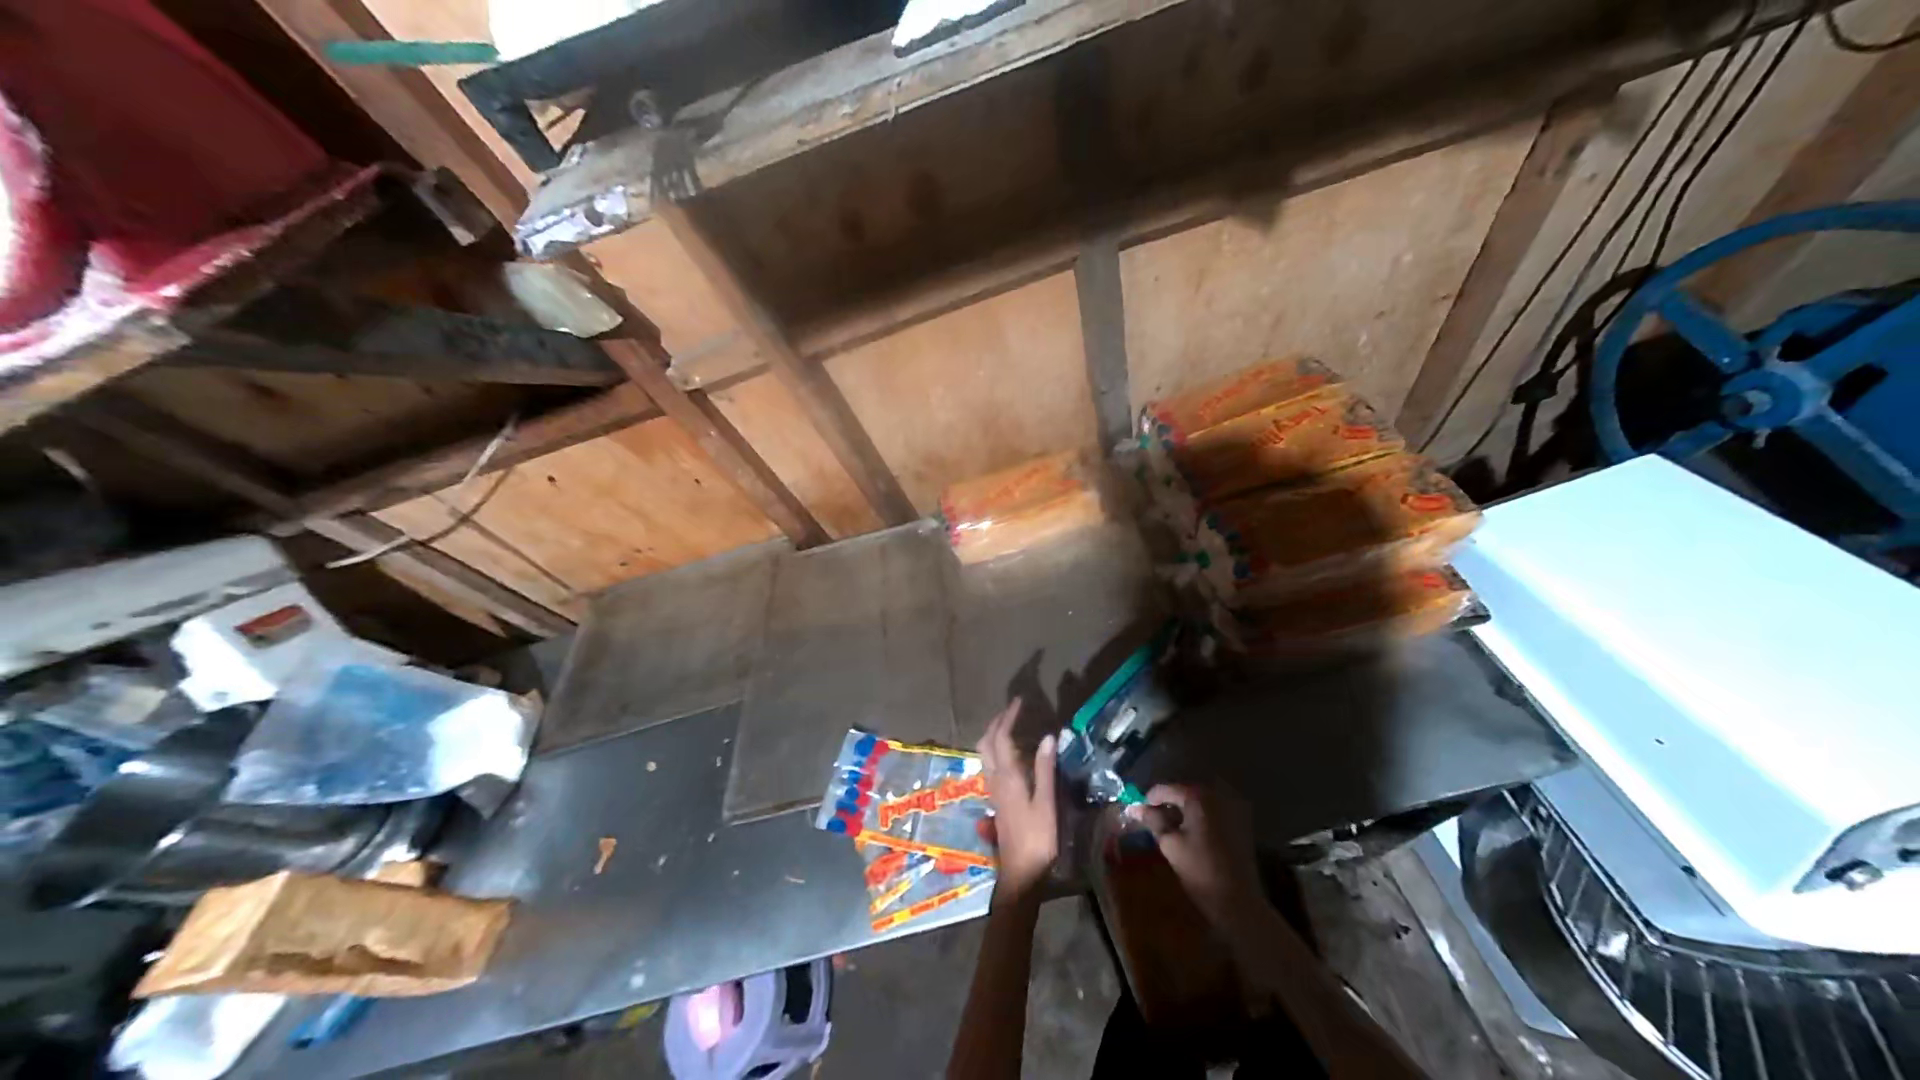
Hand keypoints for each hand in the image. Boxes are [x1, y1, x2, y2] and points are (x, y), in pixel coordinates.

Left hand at [975, 699, 1057, 902]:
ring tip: (1010, 725)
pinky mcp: (997, 798)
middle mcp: (995, 779)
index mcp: (1007, 776)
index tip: (1019, 702)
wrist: (1021, 871)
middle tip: (1013, 710)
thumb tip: (1048, 736)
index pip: (1002, 738)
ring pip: (984, 753)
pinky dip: (996, 749)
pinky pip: (990, 764)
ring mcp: (993, 789)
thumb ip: (1045, 769)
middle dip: (997, 722)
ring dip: (994, 734)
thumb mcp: (1046, 803)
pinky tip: (1011, 753)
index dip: (1009, 717)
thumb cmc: (1038, 838)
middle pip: (987, 742)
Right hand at [1125, 783, 1264, 926]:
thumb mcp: (1170, 844)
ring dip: (1183, 810)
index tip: (1139, 814)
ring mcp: (1232, 808)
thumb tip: (1136, 808)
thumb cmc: (1200, 871)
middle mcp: (1217, 796)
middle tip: (1153, 821)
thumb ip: (1153, 821)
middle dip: (1167, 804)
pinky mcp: (1240, 823)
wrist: (1239, 901)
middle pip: (1183, 792)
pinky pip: (1212, 811)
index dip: (1149, 800)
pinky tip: (1191, 833)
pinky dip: (1198, 817)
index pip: (1165, 789)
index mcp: (1198, 797)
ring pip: (1198, 802)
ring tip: (1170, 828)